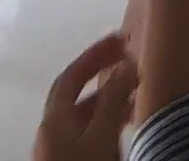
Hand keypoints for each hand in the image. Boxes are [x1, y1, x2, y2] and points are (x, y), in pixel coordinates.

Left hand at [34, 34, 137, 160]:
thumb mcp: (102, 134)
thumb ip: (114, 97)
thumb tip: (126, 63)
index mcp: (54, 118)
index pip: (72, 74)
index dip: (95, 53)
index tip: (120, 39)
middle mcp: (52, 130)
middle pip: (75, 91)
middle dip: (100, 70)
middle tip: (126, 56)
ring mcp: (59, 150)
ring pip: (84, 112)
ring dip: (108, 95)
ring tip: (136, 87)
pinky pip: (89, 130)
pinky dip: (108, 116)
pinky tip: (128, 119)